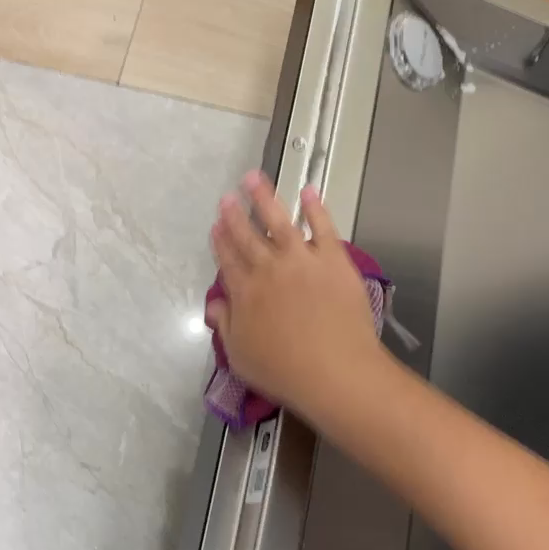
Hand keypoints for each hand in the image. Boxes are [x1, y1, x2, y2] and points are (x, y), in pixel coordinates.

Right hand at [208, 171, 389, 419]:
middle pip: (247, 236)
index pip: (227, 260)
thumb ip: (225, 326)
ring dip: (265, 198)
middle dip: (235, 215)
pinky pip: (322, 226)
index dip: (220, 242)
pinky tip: (309, 192)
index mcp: (245, 292)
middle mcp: (268, 269)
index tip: (215, 225)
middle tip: (228, 197)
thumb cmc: (284, 371)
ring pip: (278, 221)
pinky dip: (315, 208)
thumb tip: (214, 304)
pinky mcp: (333, 259)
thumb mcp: (240, 356)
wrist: (334, 370)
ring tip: (254, 178)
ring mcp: (301, 260)